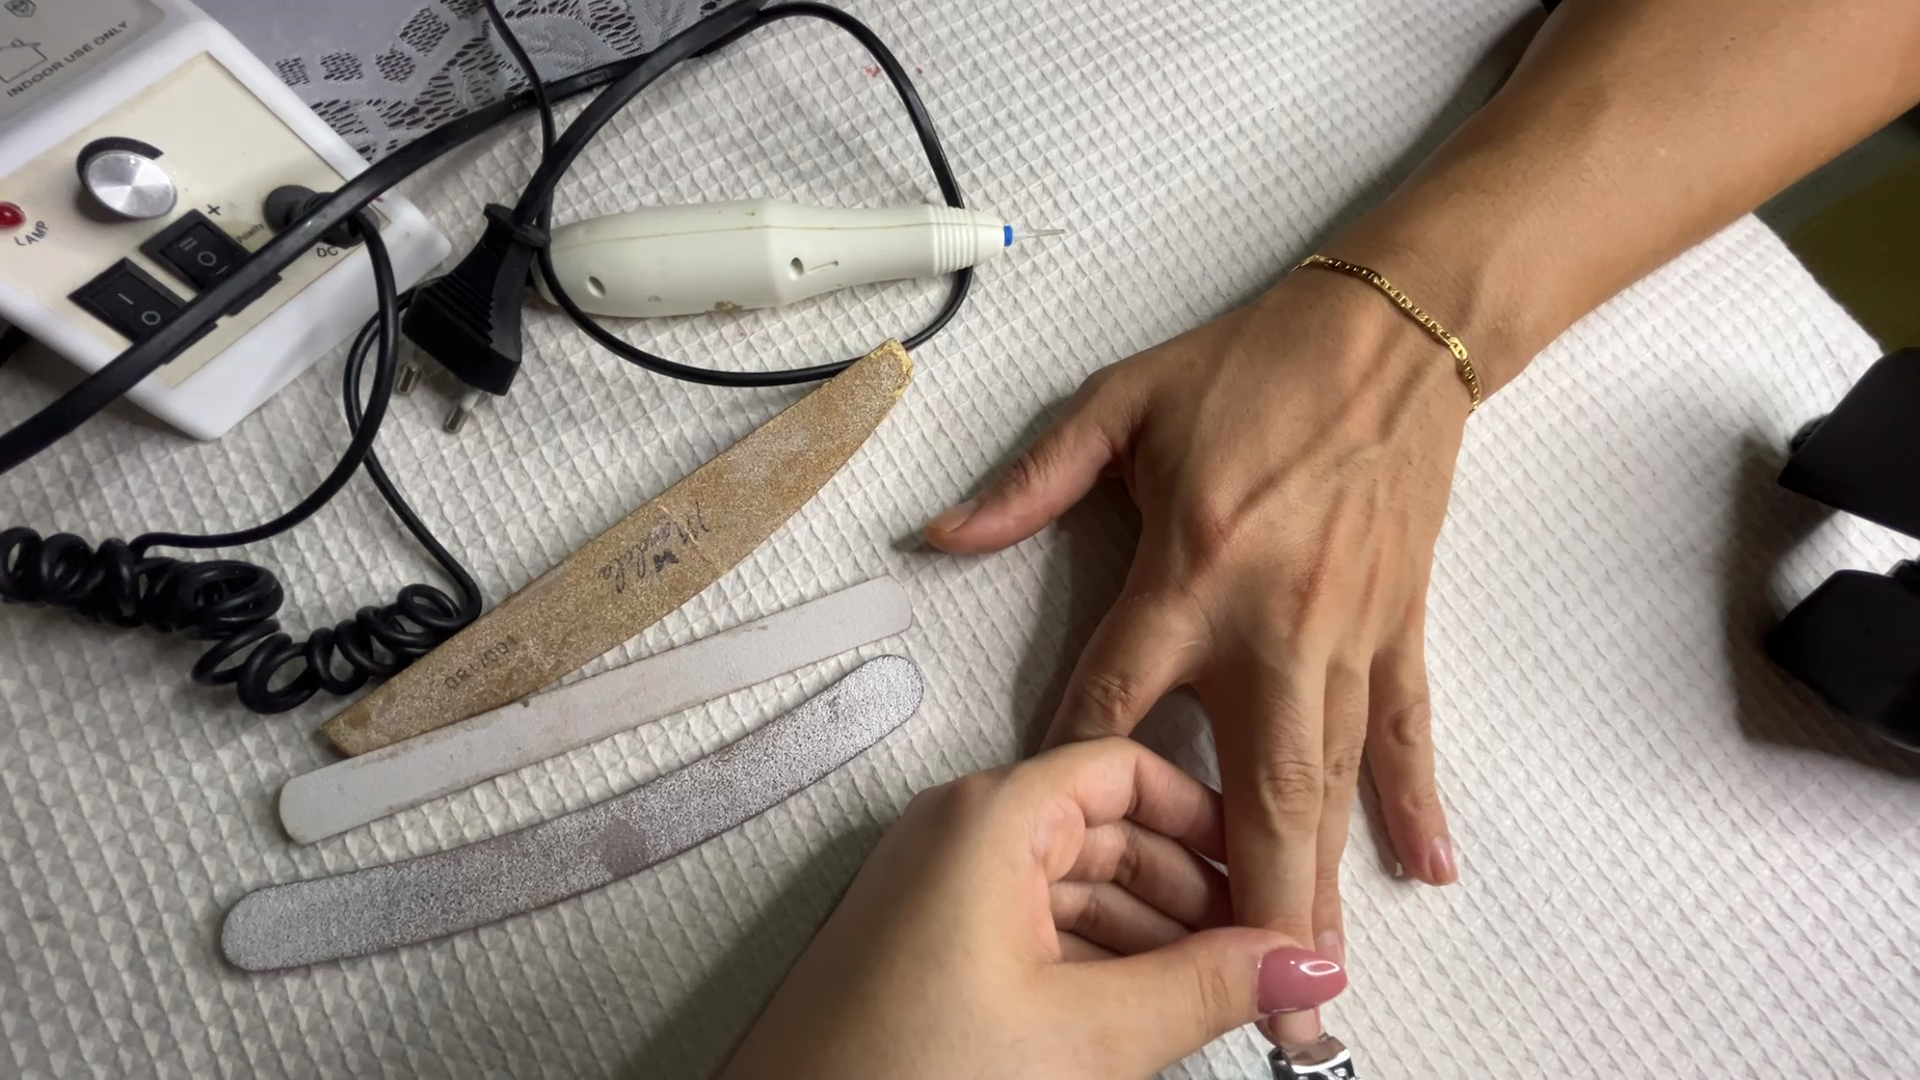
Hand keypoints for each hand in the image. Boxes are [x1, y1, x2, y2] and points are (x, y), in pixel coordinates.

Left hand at [718, 739, 1346, 1078]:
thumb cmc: (903, 1074)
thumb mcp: (1078, 1034)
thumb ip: (1200, 990)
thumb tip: (1293, 963)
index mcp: (991, 815)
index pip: (1119, 770)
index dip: (1198, 813)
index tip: (1258, 866)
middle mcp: (964, 826)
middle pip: (1102, 826)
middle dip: (1185, 885)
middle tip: (1255, 947)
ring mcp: (947, 875)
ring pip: (1073, 878)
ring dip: (1147, 927)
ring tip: (1218, 985)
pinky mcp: (937, 926)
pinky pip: (1037, 915)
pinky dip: (1095, 951)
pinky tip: (1145, 1002)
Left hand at [925, 267, 1468, 971]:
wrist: (1384, 336)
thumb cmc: (1244, 369)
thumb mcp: (1117, 404)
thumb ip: (1030, 481)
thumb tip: (943, 533)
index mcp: (1187, 565)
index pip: (1114, 692)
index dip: (1079, 765)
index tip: (1063, 846)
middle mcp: (1267, 616)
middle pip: (1246, 778)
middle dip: (1241, 890)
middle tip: (1249, 990)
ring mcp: (1344, 627)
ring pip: (1326, 774)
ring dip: (1319, 874)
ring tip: (1315, 969)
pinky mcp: (1400, 620)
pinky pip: (1405, 722)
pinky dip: (1413, 794)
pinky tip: (1424, 865)